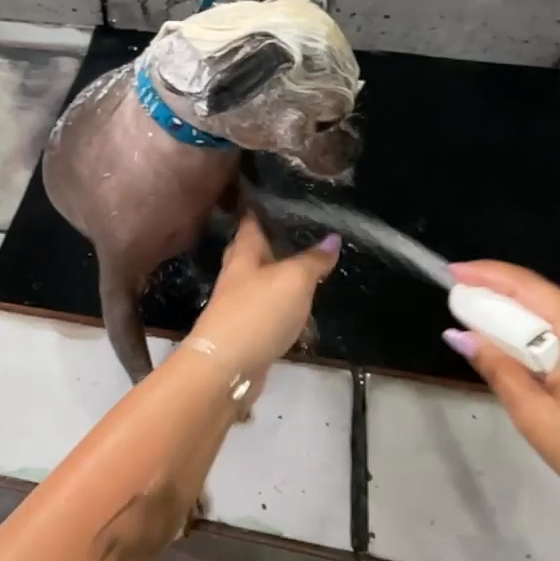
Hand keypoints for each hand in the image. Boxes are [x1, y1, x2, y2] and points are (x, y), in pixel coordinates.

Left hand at [186, 214, 338, 380]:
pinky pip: (267, 312)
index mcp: (244, 253)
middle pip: (253, 251)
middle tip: (298, 233)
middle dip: (272, 242)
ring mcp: (238, 303)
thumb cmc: (257, 311)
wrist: (226, 367)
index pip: (251, 220)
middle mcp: (237, 274)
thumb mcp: (294, 280)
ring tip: (307, 272)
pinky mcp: (245, 331)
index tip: (276, 193)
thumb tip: (333, 237)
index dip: (262, 206)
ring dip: (279, 278)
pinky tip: (299, 313)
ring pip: (261, 282)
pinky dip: (283, 309)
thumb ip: (313, 260)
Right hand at [444, 261, 559, 533]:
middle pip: (543, 301)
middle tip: (458, 310)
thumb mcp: (538, 418)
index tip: (452, 272)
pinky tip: (522, 361)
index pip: (530, 287)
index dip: (488, 275)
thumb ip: (498, 369)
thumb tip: (460, 335)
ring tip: (483, 338)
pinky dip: (541, 343)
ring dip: (519, 327)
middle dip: (498, 302)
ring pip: (556, 321)